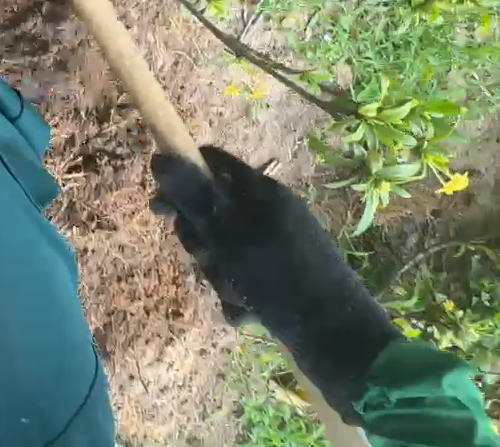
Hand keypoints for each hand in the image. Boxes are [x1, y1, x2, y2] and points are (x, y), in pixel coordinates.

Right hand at [151, 145, 399, 417]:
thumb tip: (158, 155)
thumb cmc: (278, 277)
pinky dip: (239, 291)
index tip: (161, 206)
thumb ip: (190, 194)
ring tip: (233, 291)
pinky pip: (244, 273)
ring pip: (225, 245)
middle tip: (203, 255)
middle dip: (199, 236)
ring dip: (218, 270)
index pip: (211, 162)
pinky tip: (244, 310)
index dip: (180, 176)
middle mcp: (271, 212)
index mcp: (262, 191)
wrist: (341, 343)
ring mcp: (280, 245)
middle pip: (211, 208)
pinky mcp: (285, 277)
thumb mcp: (225, 233)